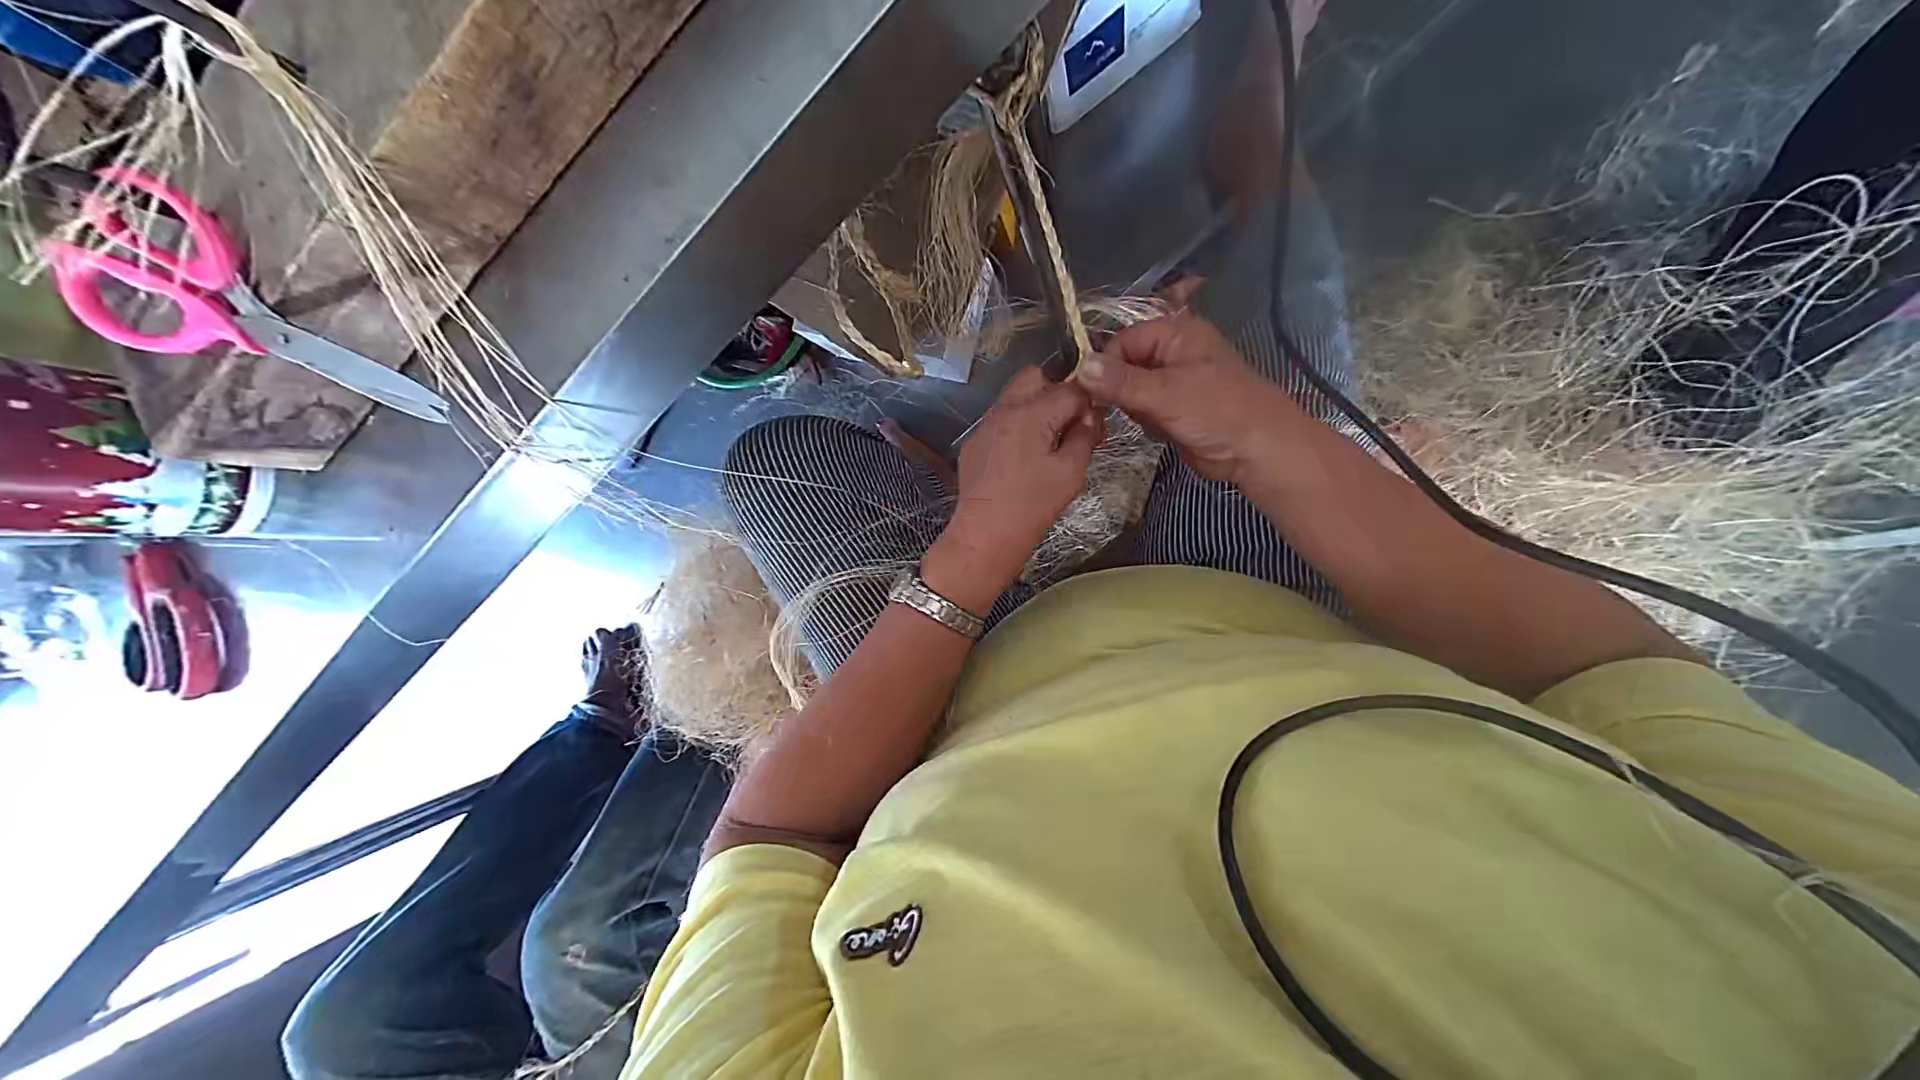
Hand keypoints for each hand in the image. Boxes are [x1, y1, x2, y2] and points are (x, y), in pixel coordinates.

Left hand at [925, 368, 1099, 607]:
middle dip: (1058, 394)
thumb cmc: (1030, 506)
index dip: (1089, 403)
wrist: (985, 535)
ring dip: (1037, 410)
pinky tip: (1023, 459)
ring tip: (1049, 444)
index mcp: (1030, 413)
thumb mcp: (1070, 472)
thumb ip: (1084, 436)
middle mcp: (1003, 411)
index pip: (1070, 388)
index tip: (1096, 424)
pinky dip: (1017, 428)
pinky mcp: (974, 444)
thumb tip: (1089, 418)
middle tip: (1071, 425)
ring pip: (1016, 398)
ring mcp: (984, 426)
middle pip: (1036, 378)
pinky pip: (1000, 422)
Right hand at [1075, 313, 1299, 485]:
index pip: (1122, 340)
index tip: (1084, 391)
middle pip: (1122, 363)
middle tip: (1097, 410)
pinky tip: (1142, 427)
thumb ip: (1120, 381)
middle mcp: (1171, 353)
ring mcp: (1171, 382)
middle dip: (1110, 386)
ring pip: (1128, 387)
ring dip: (1122, 405)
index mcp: (1176, 334)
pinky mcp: (1171, 408)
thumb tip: (1079, 367)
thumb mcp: (1166, 393)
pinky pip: (1140, 407)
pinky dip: (1135, 417)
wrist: (1258, 451)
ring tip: (1122, 419)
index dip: (1102, 363)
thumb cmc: (1219, 412)